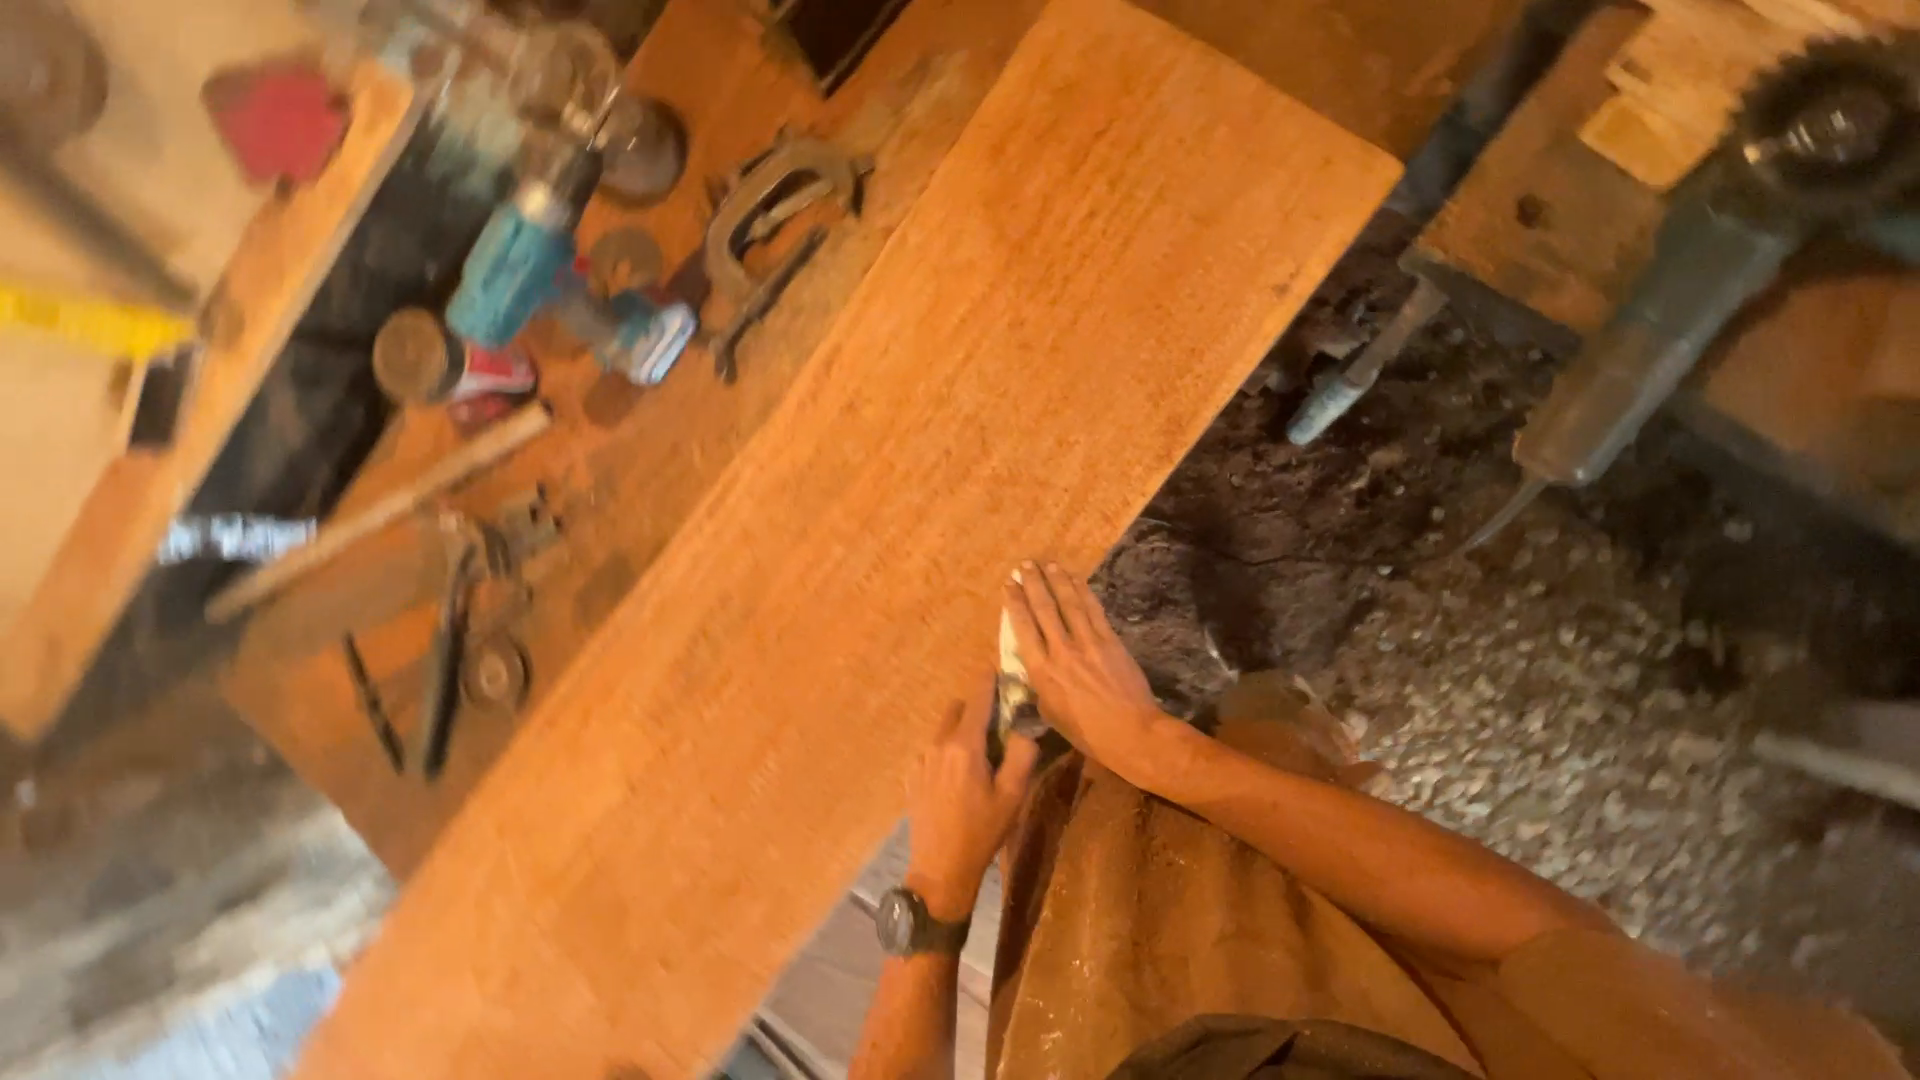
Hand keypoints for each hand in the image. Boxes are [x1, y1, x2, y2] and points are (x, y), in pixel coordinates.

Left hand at [905, 679, 1038, 919]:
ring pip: (943, 730)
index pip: (978, 698)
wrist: (941, 869)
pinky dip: (947, 753)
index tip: (997, 666)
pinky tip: (959, 780)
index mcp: (964, 745)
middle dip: (977, 709)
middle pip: (958, 709)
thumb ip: (1022, 753)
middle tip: (998, 727)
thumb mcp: (1013, 795)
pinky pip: (933, 751)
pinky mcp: (912, 776)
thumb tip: (1025, 726)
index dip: (988, 679)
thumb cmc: (982, 832)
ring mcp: (920, 760)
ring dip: (961, 732)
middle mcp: (937, 744)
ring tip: (980, 759)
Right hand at [1004, 561, 1172, 780]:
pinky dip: (1082, 591)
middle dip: (1032, 584)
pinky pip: (1093, 609)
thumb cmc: (1086, 731)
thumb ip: (1039, 685)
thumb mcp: (1049, 713)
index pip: (1023, 628)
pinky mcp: (1110, 640)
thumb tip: (1033, 669)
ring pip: (1069, 603)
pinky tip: (1075, 579)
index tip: (1007, 586)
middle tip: (1024, 565)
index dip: (1014, 603)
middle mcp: (1061, 650)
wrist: (1130, 732)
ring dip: (1056, 580)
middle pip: (1044, 608)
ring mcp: (1088, 642)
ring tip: (1047, 564)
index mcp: (1042, 671)